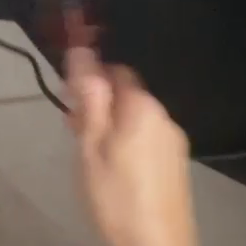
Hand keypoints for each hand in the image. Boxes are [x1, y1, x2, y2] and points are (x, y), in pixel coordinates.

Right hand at [65, 48, 196, 245]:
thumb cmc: (116, 196)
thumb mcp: (91, 142)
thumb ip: (88, 94)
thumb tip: (81, 49)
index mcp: (142, 106)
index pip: (112, 68)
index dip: (88, 79)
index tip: (69, 102)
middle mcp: (163, 116)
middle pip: (124, 93)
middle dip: (98, 104)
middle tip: (74, 130)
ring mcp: (174, 142)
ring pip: (133, 117)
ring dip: (110, 124)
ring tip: (90, 153)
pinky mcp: (177, 166)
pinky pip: (146, 137)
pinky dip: (127, 142)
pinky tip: (114, 169)